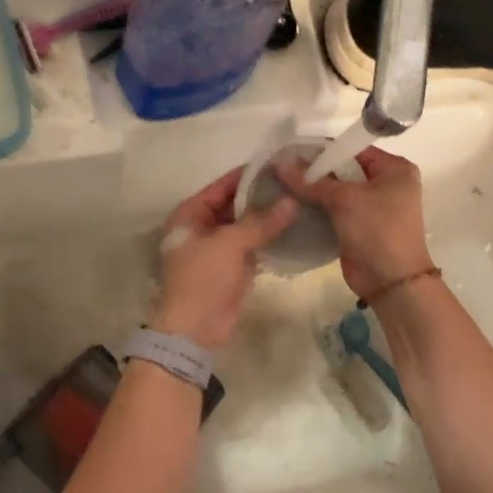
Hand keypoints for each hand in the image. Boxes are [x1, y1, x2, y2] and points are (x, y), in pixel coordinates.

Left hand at [150, 166, 298, 349]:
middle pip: (235, 204)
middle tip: (297, 182)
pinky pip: (253, 246)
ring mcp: (218, 249)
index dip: (249, 174)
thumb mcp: (230, 244)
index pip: (222, 185)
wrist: (195, 328)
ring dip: (269, 217)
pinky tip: (295, 228)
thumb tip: (292, 201)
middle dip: (263, 196)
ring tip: (302, 200)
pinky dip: (270, 238)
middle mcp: (202, 227)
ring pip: (246, 226)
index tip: (279, 163)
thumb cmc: (203, 279)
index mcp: (190, 215)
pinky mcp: (233, 268)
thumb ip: (261, 221)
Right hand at [278, 147, 432, 299]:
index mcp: (394, 169)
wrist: (390, 281)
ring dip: (312, 192)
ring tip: (280, 187)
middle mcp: (385, 184)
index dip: (323, 150)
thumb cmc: (377, 231)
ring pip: (336, 192)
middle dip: (314, 171)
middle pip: (343, 170)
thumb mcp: (346, 200)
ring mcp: (372, 208)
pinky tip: (291, 207)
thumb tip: (280, 164)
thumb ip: (312, 182)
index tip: (291, 152)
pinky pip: (333, 211)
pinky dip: (316, 210)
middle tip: (281, 170)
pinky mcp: (357, 227)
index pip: (354, 149)